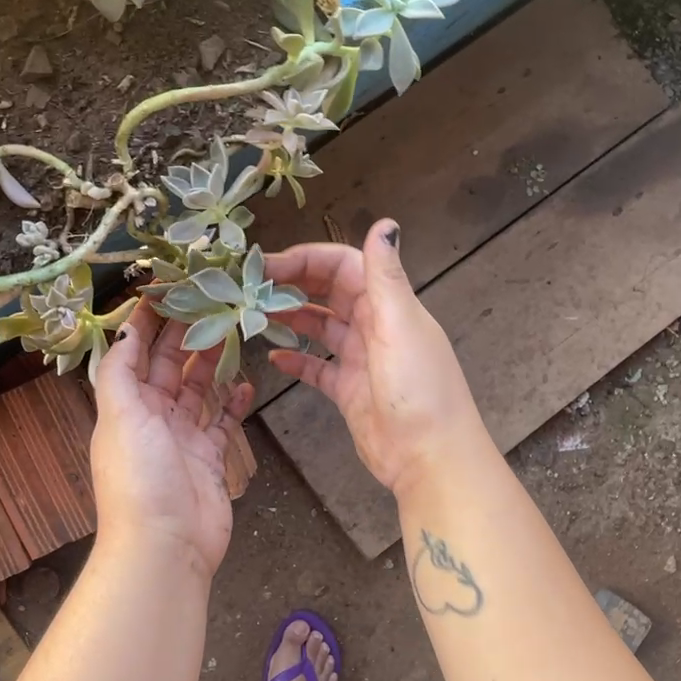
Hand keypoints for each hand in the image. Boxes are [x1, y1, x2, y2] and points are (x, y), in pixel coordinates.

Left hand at [90, 301, 254, 573]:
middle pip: (169, 367)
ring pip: (198, 390)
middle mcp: (152, 418)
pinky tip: (246, 383)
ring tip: (233, 332)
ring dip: (211, 362)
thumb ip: (120, 372)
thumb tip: (123, 332)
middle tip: (211, 302)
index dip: (147, 323)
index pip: (135, 353)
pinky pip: (222, 422)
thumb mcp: (120, 416)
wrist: (166, 545)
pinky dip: (232, 402)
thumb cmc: (140, 476)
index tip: (166, 289)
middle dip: (185, 334)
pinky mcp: (209, 458)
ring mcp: (182, 439)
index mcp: (126, 406)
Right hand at [265, 219, 489, 496]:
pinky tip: (273, 357)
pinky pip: (317, 366)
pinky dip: (296, 359)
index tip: (266, 264)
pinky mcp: (349, 390)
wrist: (430, 458)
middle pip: (328, 291)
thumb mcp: (400, 326)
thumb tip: (386, 222)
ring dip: (290, 317)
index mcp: (387, 304)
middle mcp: (374, 325)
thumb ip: (386, 276)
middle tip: (250, 288)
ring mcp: (360, 358)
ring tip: (254, 316)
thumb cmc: (418, 389)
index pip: (342, 265)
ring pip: (319, 326)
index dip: (306, 259)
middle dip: (292, 284)